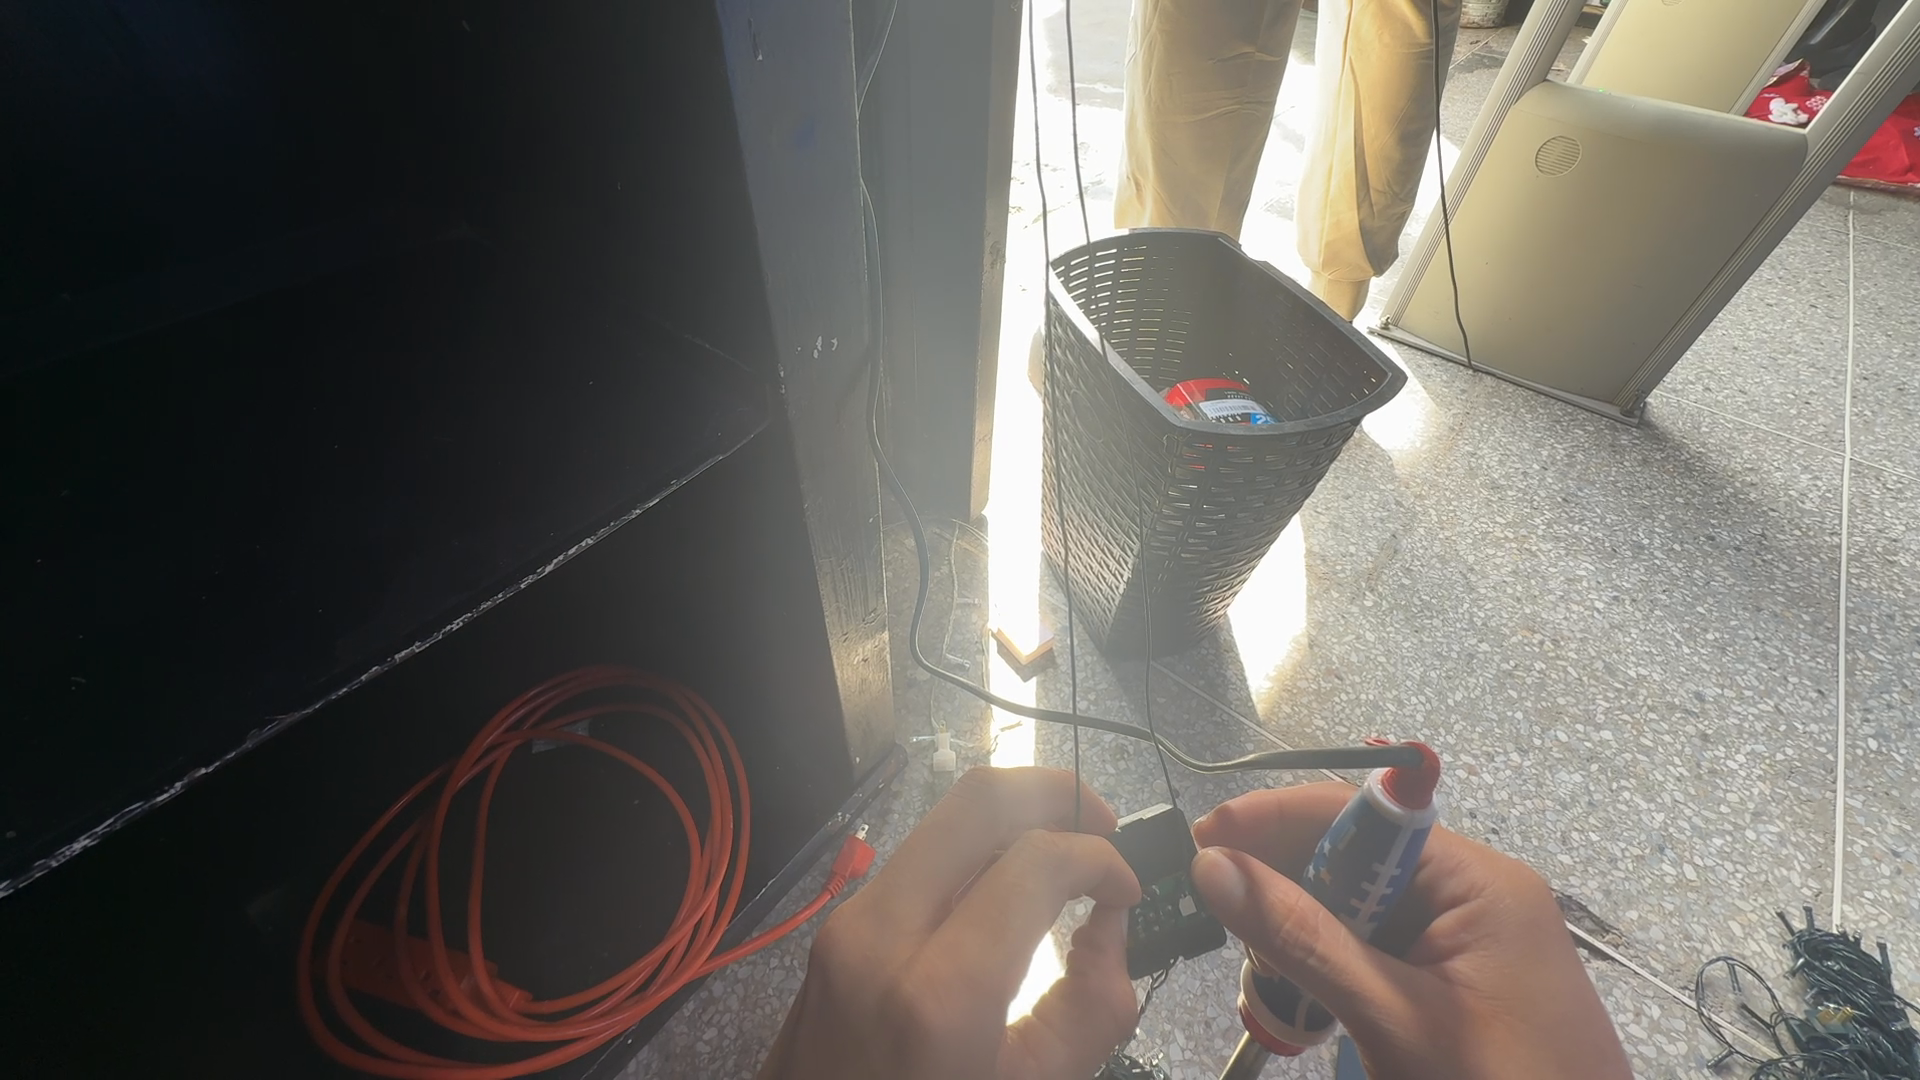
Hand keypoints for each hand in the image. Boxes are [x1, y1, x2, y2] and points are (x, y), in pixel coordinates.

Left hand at [758, 767, 1142, 1079]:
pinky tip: (1010, 877)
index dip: (1097, 857)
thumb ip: (1090, 1007)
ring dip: (1015, 811)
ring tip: (1063, 843)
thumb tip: (1111, 918)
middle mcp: (884, 929)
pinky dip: (979, 845)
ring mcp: (852, 915)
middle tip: (1100, 822)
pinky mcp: (842, 916)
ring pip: (945, 814)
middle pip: (978, 798)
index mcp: (936, 993)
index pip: (1032, 863)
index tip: (1126, 886)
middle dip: (1053, 789)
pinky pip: (923, 852)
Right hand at [1190, 783, 1630, 1079]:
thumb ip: (1301, 937)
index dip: (1274, 816)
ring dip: (1296, 921)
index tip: (1204, 838)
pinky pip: (1366, 935)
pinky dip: (1321, 952)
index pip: (1355, 814)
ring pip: (1348, 894)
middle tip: (1223, 908)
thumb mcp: (1393, 1020)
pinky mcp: (1448, 970)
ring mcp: (1461, 931)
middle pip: (1348, 850)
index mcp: (1476, 880)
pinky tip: (1297, 981)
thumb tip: (1209, 864)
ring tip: (1261, 960)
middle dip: (1282, 875)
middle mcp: (1470, 889)